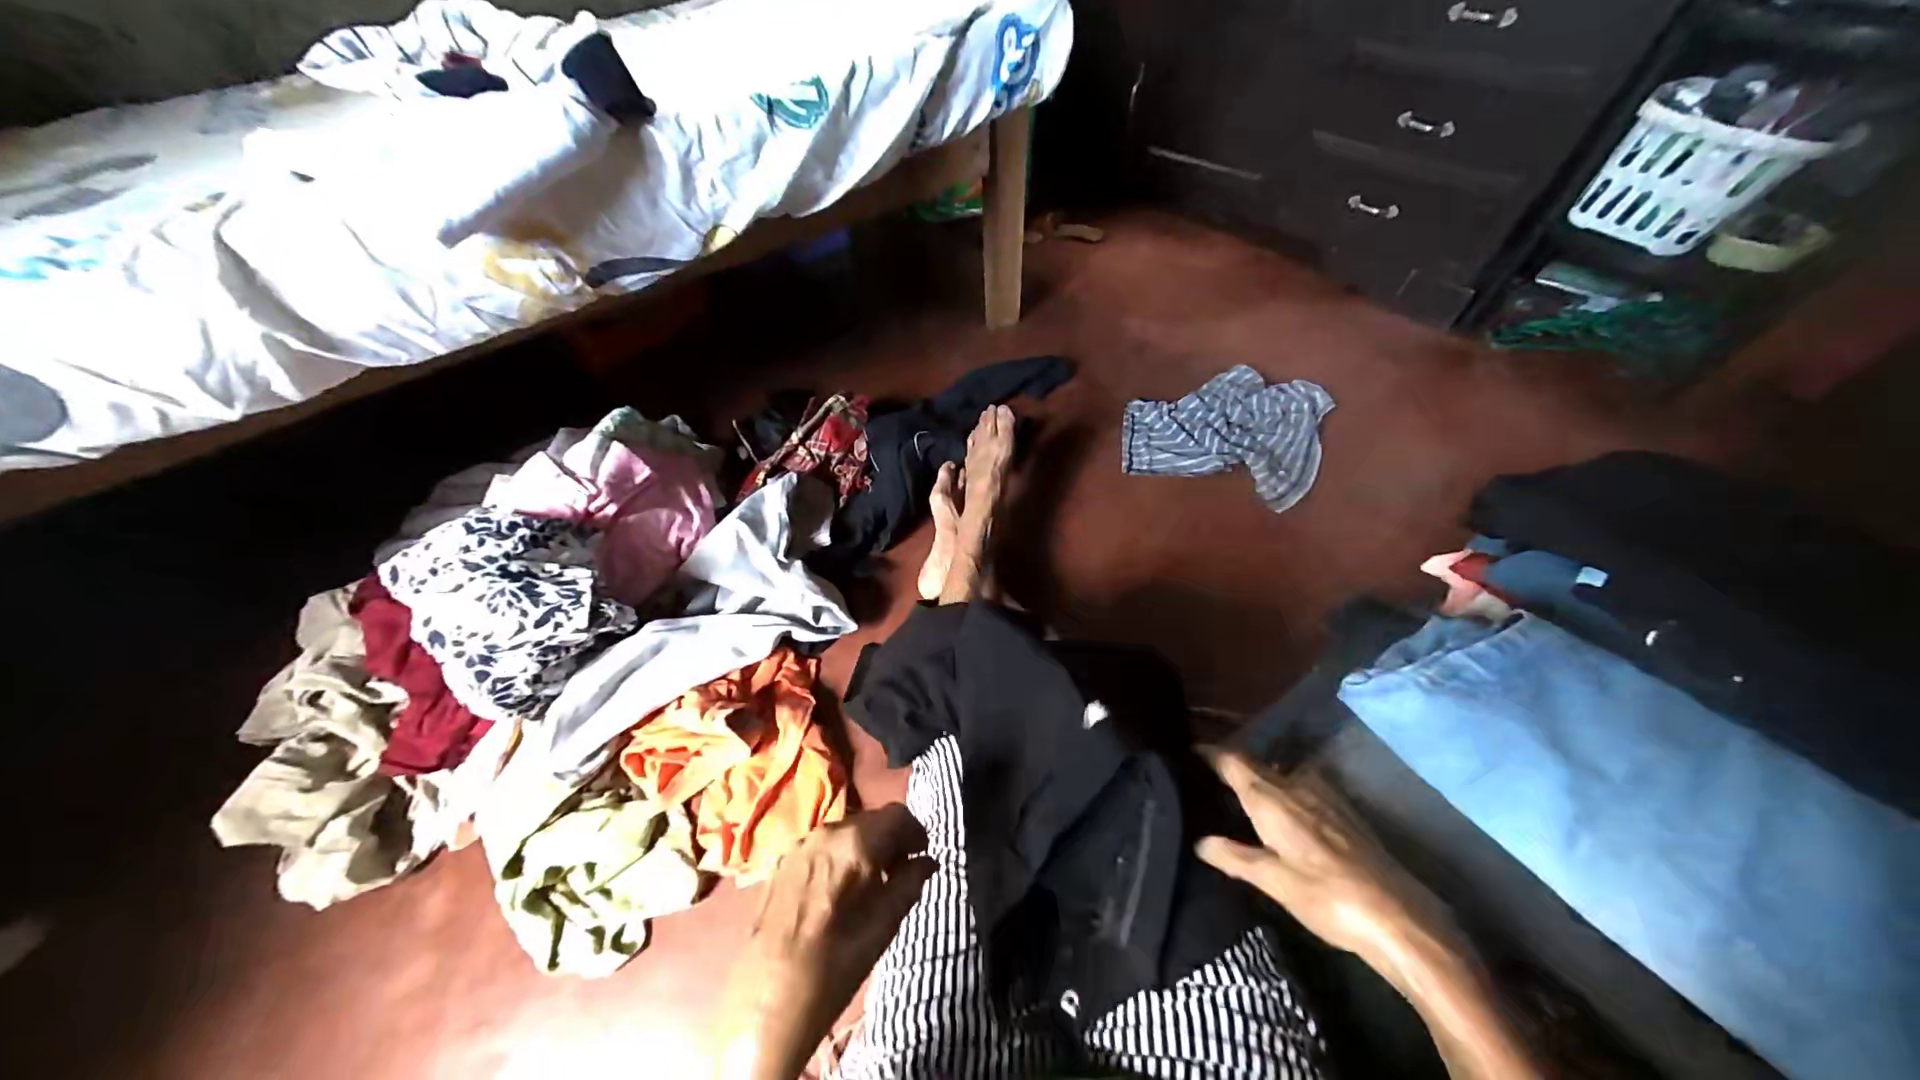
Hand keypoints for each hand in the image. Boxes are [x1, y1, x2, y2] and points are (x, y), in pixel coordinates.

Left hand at [713, 804, 937, 1079]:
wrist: (769, 998)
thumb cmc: (837, 963)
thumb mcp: (885, 925)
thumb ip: (910, 883)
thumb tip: (926, 861)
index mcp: (856, 843)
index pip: (897, 814)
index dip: (915, 832)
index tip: (921, 855)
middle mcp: (826, 832)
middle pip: (869, 820)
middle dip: (889, 840)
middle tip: (899, 871)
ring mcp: (799, 845)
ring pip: (843, 832)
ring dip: (862, 847)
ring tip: (868, 884)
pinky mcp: (779, 862)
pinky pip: (819, 847)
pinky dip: (836, 857)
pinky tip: (836, 892)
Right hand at [1195, 747, 1460, 971]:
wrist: (1402, 918)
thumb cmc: (1328, 898)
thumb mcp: (1274, 882)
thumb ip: (1235, 857)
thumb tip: (1200, 841)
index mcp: (1273, 800)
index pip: (1234, 762)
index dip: (1211, 753)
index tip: (1189, 750)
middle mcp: (1297, 787)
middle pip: (1258, 764)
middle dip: (1233, 763)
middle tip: (1208, 771)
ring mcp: (1326, 797)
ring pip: (1283, 773)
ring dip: (1261, 774)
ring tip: (1243, 788)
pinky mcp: (1346, 813)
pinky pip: (1303, 784)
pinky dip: (1284, 786)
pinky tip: (1286, 807)